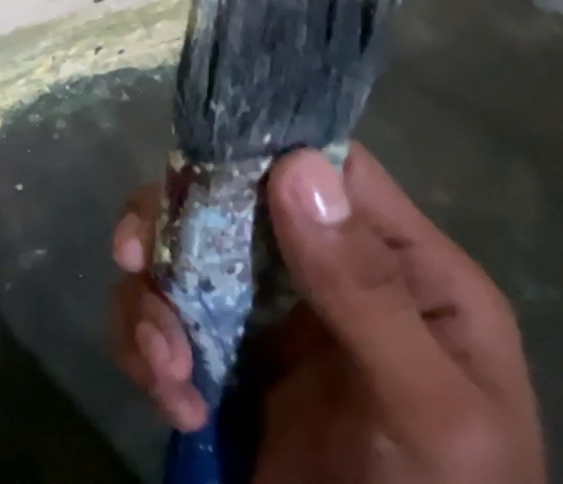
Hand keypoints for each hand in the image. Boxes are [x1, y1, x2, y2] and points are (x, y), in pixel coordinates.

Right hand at [111, 144, 545, 483]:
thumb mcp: (428, 406)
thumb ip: (365, 292)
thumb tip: (295, 166)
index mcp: (400, 268)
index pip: (324, 171)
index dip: (254, 156)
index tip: (192, 180)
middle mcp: (320, 275)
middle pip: (220, 203)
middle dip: (166, 235)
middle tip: (135, 263)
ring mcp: (260, 315)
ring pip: (172, 261)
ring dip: (150, 311)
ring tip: (168, 376)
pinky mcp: (214, 356)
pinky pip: (152, 320)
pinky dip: (143, 352)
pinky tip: (171, 400)